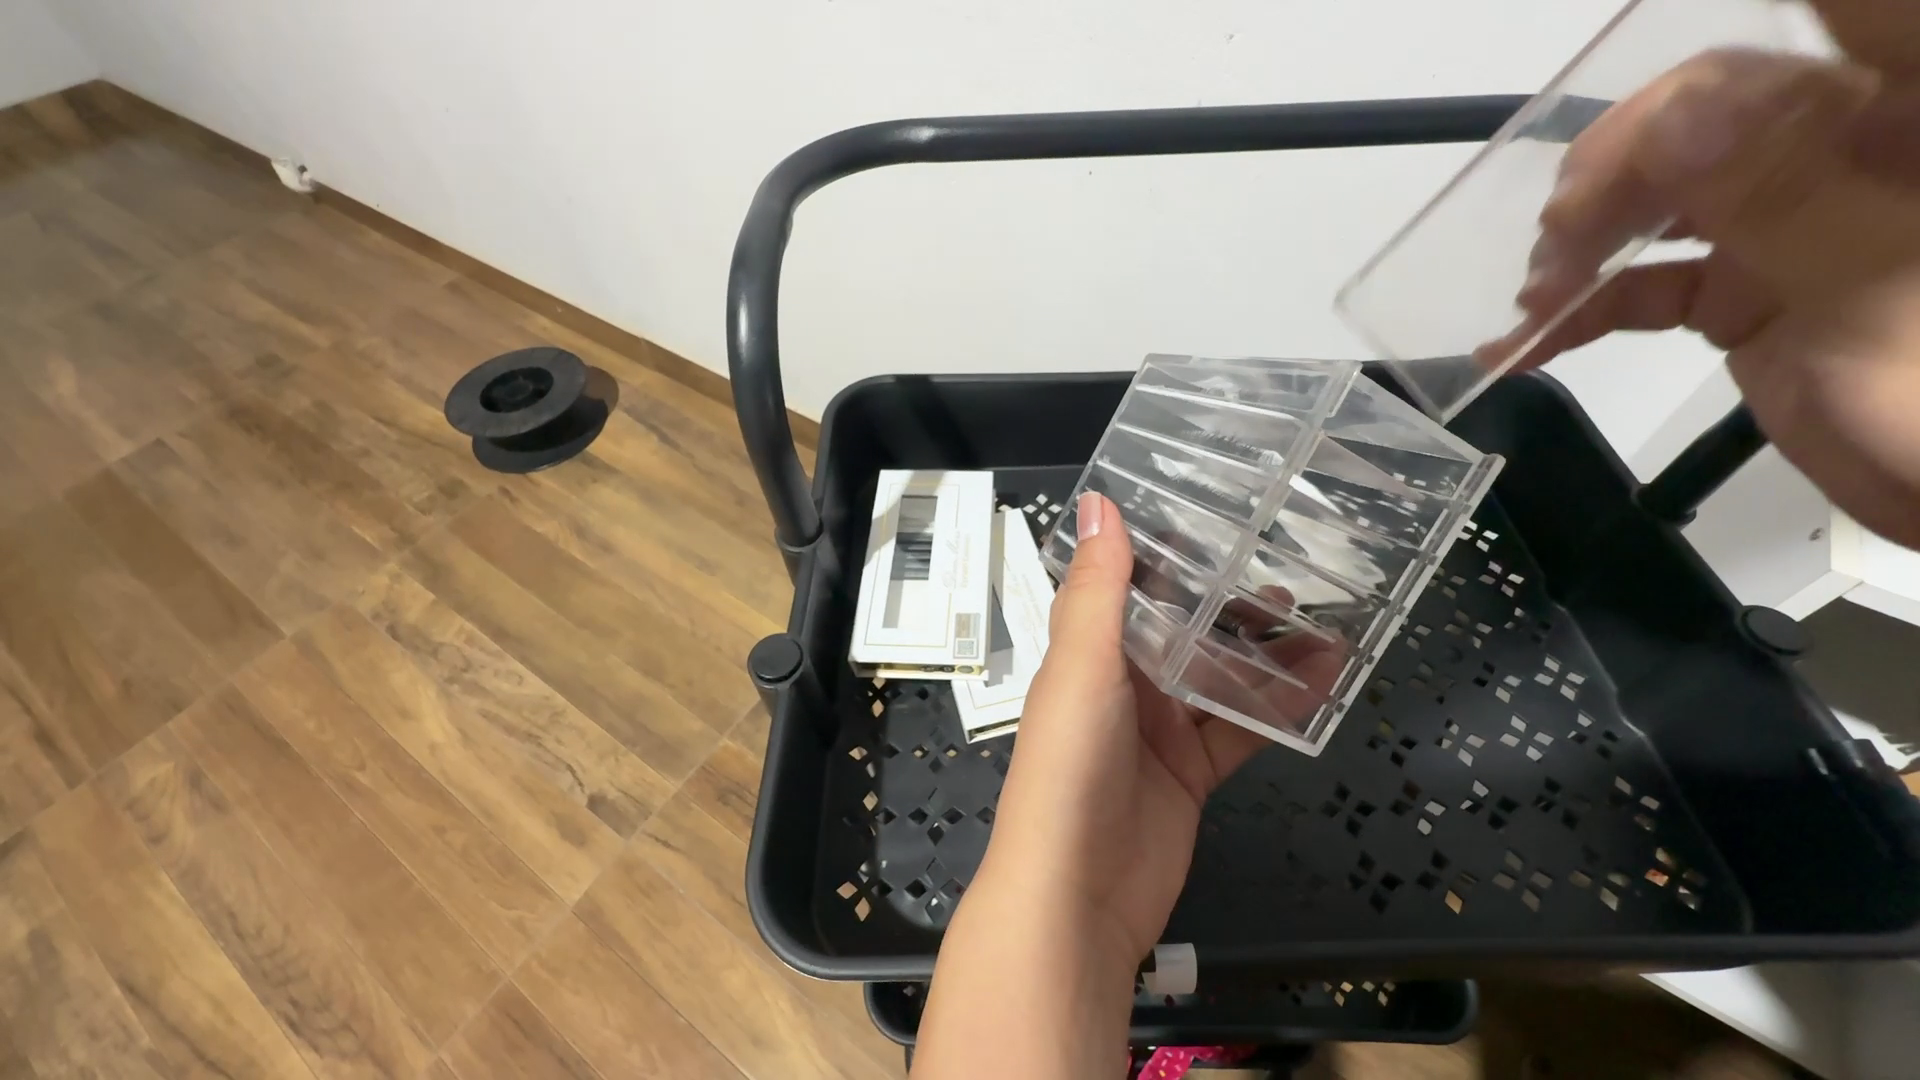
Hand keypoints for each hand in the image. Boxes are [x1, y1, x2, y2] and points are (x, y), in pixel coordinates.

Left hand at [911, 492, 1340, 1078]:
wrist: (1077, 894)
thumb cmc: (1069, 767)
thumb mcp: (1083, 667)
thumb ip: (1096, 589)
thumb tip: (1098, 501)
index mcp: (1087, 652)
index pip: (1127, 589)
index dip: (1165, 555)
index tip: (1214, 515)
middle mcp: (1121, 685)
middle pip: (1182, 631)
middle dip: (1228, 602)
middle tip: (1288, 566)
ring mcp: (1158, 731)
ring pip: (1219, 677)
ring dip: (1265, 652)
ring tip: (1322, 617)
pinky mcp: (1191, 773)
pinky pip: (1241, 729)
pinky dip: (1280, 706)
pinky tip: (1326, 678)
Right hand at [1488, 7, 1919, 548]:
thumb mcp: (1879, 300)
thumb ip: (1784, 199)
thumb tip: (1678, 118)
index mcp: (1910, 121)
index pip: (1839, 22)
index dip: (1736, 38)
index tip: (1615, 51)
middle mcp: (1852, 152)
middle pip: (1708, 115)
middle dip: (1612, 173)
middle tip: (1552, 246)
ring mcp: (1796, 223)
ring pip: (1662, 200)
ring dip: (1581, 248)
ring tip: (1529, 309)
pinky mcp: (1751, 290)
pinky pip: (1650, 283)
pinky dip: (1584, 314)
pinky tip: (1525, 347)